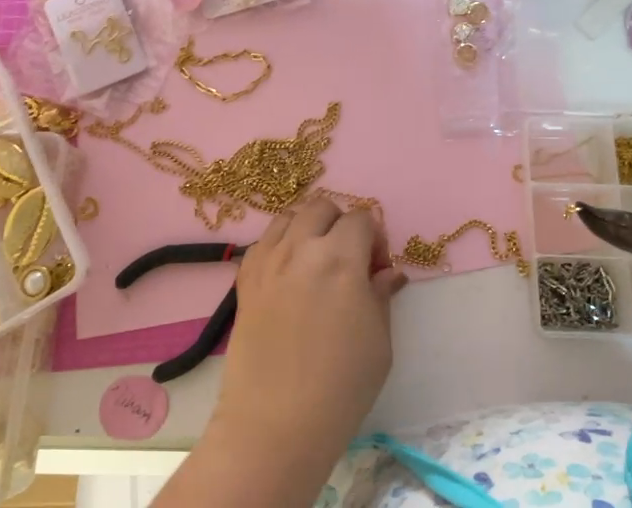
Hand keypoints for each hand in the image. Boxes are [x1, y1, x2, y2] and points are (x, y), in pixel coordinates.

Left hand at [214, 198, 405, 471]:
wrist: (276, 424)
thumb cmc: (341, 387)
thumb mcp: (379, 341)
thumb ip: (381, 295)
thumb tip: (387, 272)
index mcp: (341, 259)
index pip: (363, 219)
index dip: (376, 239)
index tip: (378, 270)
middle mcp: (301, 248)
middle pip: (323, 207)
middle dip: (342, 224)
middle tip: (349, 261)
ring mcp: (268, 261)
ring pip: (289, 216)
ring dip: (309, 228)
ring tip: (317, 262)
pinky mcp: (244, 280)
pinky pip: (263, 241)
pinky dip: (280, 245)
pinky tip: (289, 275)